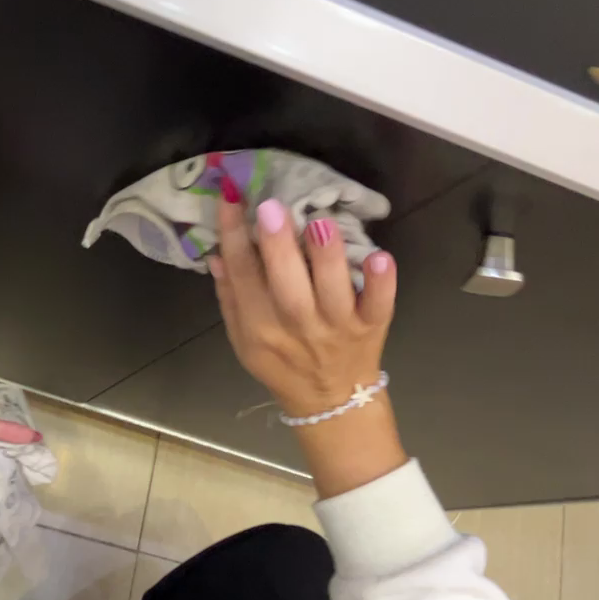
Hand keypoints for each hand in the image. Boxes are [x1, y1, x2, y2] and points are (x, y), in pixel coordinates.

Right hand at [210, 195, 406, 496]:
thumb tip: (217, 254)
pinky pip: (379, 305)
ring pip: (331, 290)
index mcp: (259, 329)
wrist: (329, 400)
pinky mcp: (372, 326)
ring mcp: (337, 327)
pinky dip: (381, 284)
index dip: (234, 237)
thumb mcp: (243, 339)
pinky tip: (379, 257)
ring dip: (327, 256)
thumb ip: (231, 298)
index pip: (243, 277)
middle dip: (277, 246)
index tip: (232, 198)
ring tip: (319, 222)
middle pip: (285, 285)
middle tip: (271, 206)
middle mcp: (297, 328)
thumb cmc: (281, 363)